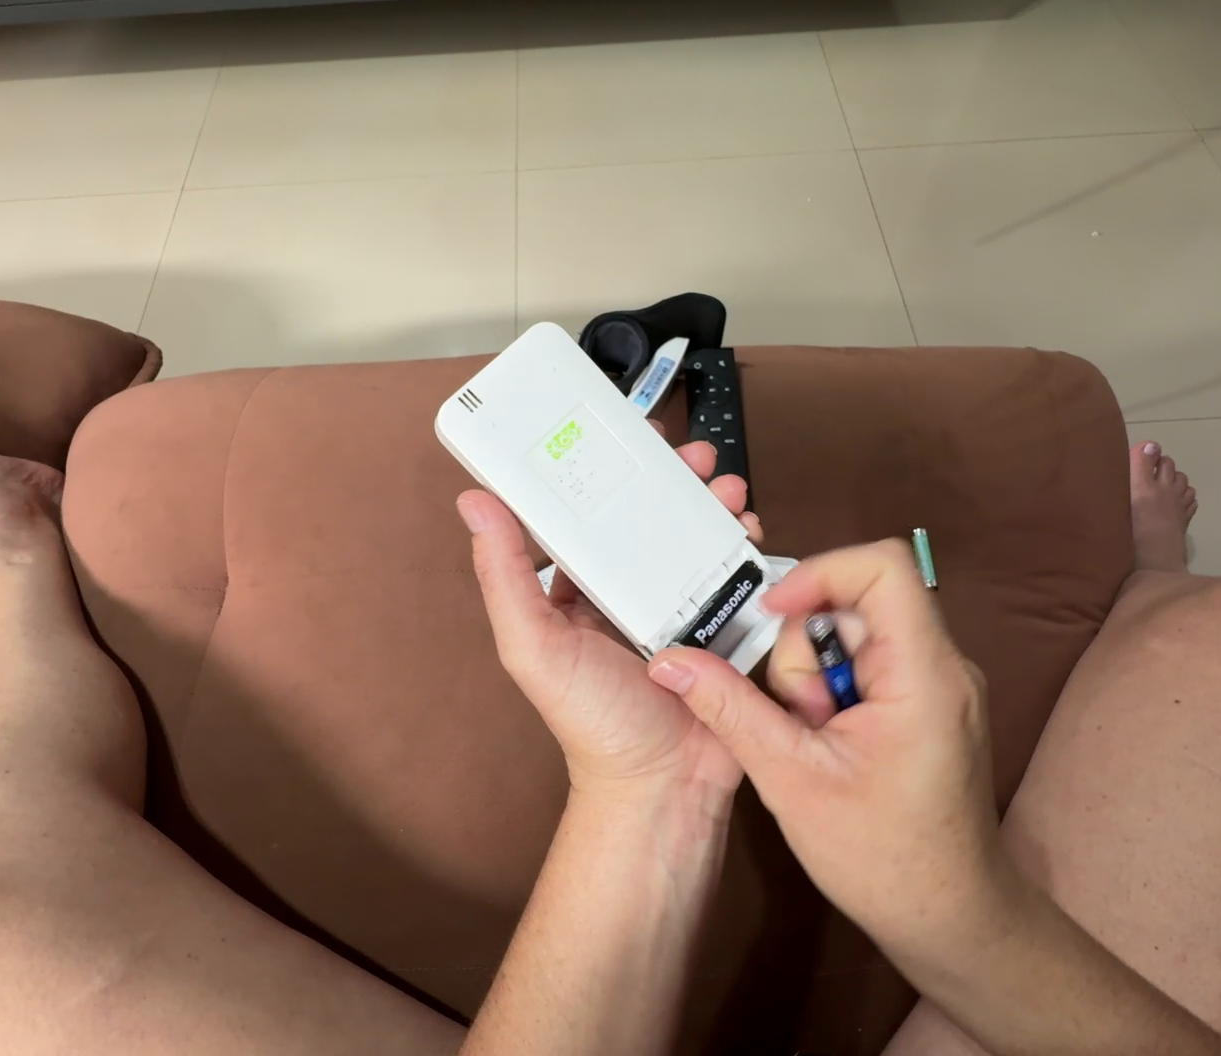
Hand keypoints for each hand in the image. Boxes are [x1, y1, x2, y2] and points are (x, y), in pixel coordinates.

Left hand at [460, 431, 762, 806]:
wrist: (664, 783)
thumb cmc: (593, 723)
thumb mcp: (535, 646)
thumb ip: (505, 577)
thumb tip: (475, 504)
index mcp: (578, 587)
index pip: (587, 514)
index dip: (604, 472)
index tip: (623, 438)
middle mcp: (626, 589)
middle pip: (648, 517)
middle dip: (671, 479)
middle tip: (690, 454)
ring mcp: (675, 602)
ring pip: (692, 536)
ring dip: (709, 503)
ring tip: (724, 487)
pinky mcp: (716, 620)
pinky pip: (729, 570)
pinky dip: (739, 544)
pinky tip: (746, 529)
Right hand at [644, 540, 1012, 962]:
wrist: (951, 920)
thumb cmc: (886, 861)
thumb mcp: (792, 779)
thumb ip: (729, 709)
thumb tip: (670, 662)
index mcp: (924, 674)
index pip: (881, 567)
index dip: (818, 571)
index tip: (770, 612)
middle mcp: (941, 664)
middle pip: (853, 603)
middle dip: (804, 651)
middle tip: (798, 718)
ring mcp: (935, 682)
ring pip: (850, 634)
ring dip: (812, 679)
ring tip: (815, 742)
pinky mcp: (922, 700)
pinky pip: (862, 662)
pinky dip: (828, 691)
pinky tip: (826, 743)